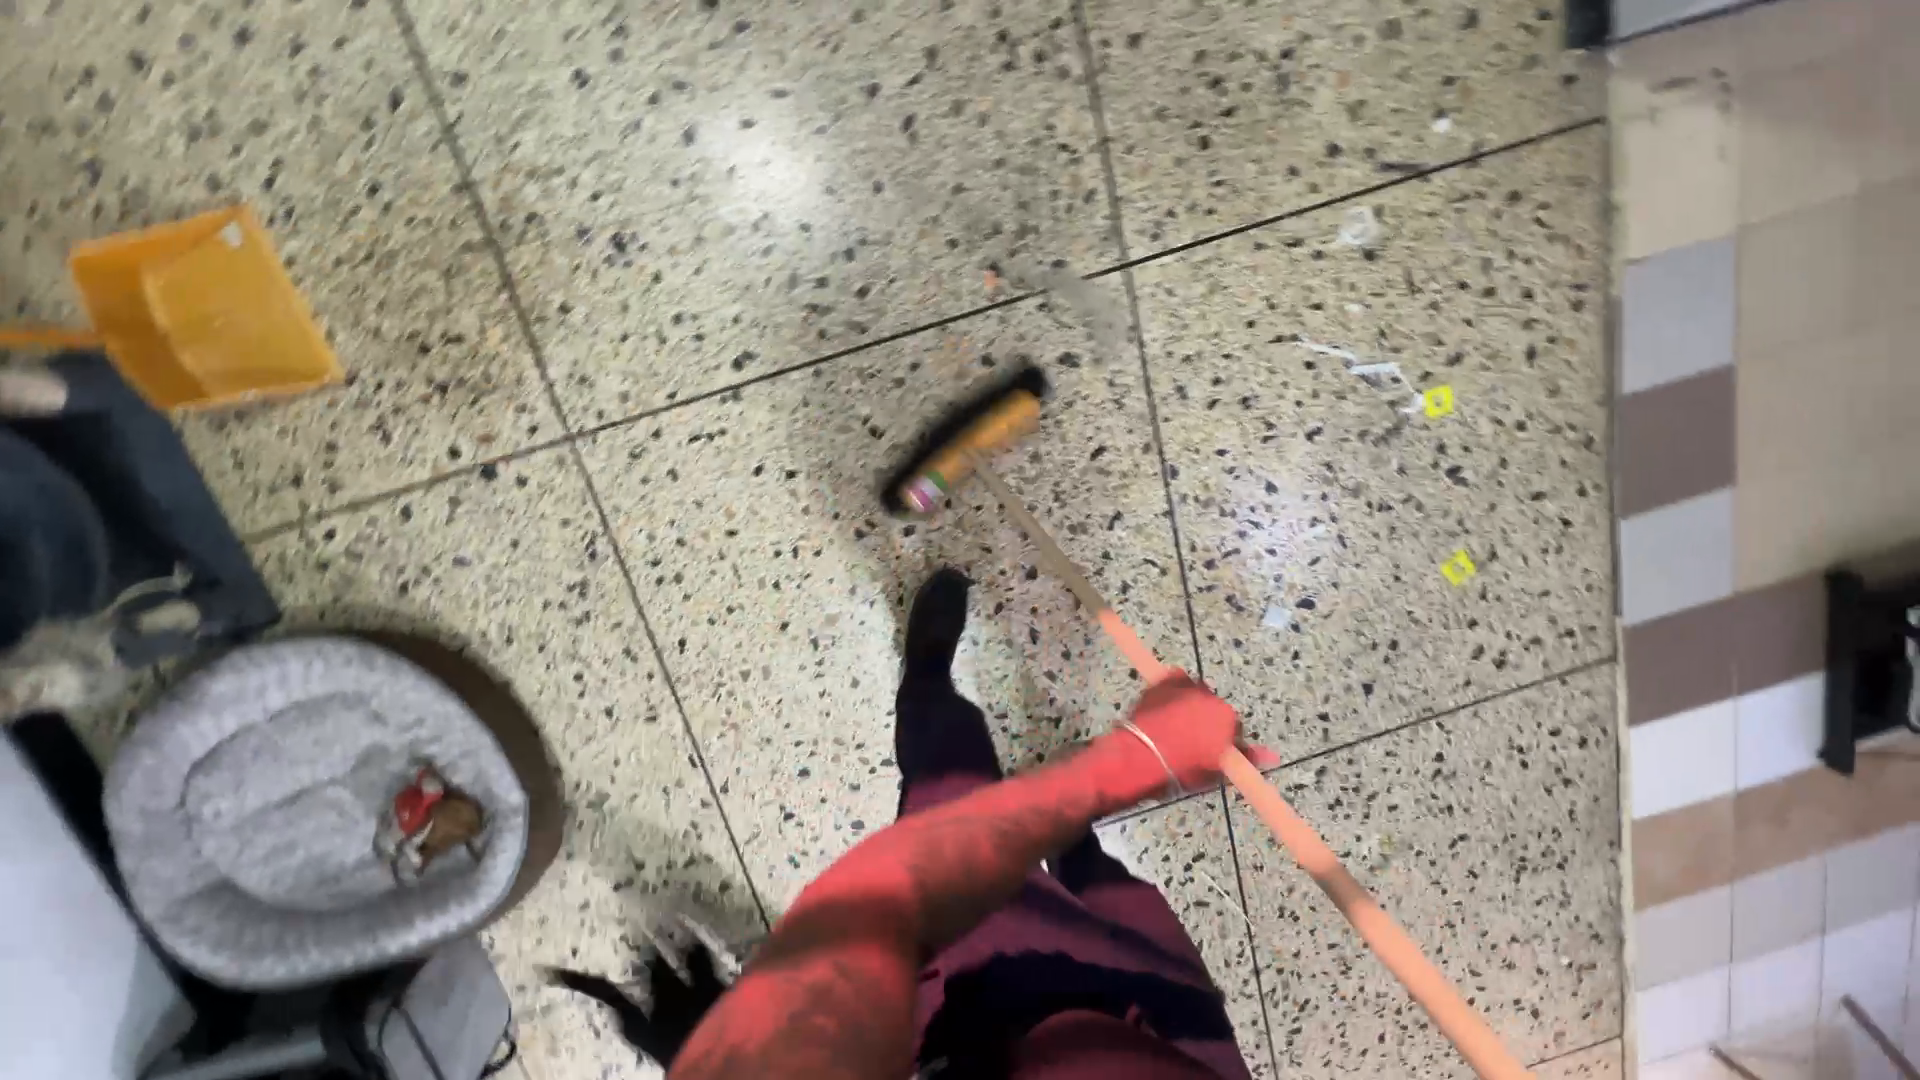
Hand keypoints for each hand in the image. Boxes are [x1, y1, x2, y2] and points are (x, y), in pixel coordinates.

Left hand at [1122, 674, 1279, 790]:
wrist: (1142, 754)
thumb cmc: (1180, 767)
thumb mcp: (1216, 769)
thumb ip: (1246, 757)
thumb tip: (1272, 756)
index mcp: (1227, 717)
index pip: (1232, 725)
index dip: (1219, 738)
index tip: (1206, 748)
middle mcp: (1210, 697)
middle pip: (1213, 707)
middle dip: (1204, 719)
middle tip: (1188, 736)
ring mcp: (1186, 687)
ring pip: (1195, 692)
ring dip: (1190, 702)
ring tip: (1174, 723)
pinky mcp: (1165, 681)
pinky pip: (1176, 679)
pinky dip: (1174, 688)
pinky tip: (1166, 704)